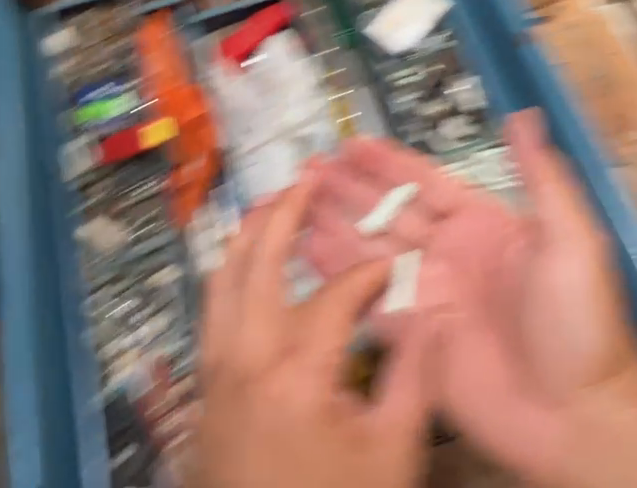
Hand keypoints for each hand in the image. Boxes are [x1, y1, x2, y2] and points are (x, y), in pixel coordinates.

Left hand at [193, 165, 435, 487]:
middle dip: (284, 214)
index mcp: (297, 372)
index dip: (370, 273)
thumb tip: (433, 312)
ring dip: (246, 236)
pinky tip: (243, 267)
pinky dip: (228, 274)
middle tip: (307, 179)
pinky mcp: (203, 389)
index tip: (395, 265)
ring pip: (222, 280)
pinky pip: (210, 310)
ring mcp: (215, 371)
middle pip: (258, 263)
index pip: (337, 296)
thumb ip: (414, 378)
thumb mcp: (390, 456)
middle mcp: (245, 357)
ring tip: (270, 204)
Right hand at [303, 111, 636, 486]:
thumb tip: (526, 115)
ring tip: (298, 200)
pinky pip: (367, 297)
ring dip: (336, 224)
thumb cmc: (580, 322)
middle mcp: (450, 253)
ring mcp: (428, 295)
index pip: (426, 183)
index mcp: (484, 226)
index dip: (389, 163)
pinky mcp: (413, 338)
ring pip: (371, 249)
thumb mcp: (571, 239)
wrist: (580, 417)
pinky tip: (308, 251)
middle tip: (309, 166)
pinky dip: (337, 274)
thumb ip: (541, 177)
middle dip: (349, 188)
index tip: (353, 143)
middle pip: (390, 212)